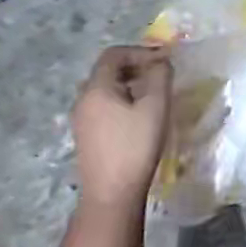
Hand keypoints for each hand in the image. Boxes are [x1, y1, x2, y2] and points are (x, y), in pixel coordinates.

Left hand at [71, 46, 172, 212]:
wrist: (111, 195)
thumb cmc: (135, 146)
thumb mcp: (155, 106)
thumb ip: (160, 75)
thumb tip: (161, 60)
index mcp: (96, 89)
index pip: (114, 54)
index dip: (140, 51)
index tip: (164, 60)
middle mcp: (83, 100)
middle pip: (107, 70)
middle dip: (136, 66)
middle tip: (161, 74)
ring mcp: (81, 119)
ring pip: (106, 89)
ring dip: (131, 84)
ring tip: (154, 94)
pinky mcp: (86, 135)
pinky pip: (104, 105)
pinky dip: (123, 100)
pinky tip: (140, 116)